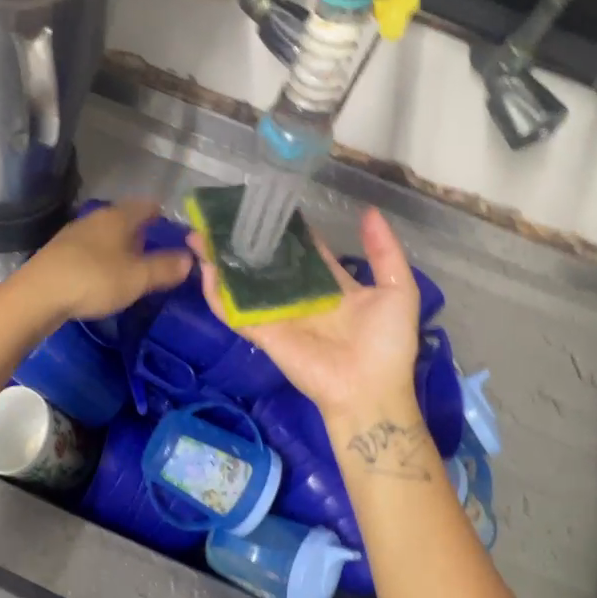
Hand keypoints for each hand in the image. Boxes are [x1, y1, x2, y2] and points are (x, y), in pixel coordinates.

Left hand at [21, 198, 192, 320]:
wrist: (38, 295)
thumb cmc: (94, 280)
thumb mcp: (137, 278)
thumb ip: (165, 268)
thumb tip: (190, 259)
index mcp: (118, 217)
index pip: (147, 205)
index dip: (162, 216)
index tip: (174, 232)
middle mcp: (95, 218)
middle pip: (125, 218)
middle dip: (141, 233)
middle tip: (156, 253)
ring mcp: (74, 233)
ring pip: (105, 234)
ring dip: (119, 247)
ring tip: (131, 268)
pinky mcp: (58, 252)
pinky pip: (89, 249)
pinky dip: (101, 258)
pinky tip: (102, 276)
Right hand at [189, 206, 421, 421]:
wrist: (370, 391)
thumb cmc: (387, 344)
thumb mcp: (398, 290)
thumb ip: (384, 251)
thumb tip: (368, 212)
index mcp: (330, 284)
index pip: (304, 250)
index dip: (287, 229)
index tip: (266, 206)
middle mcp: (299, 296)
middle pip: (266, 262)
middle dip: (244, 241)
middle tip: (220, 216)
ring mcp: (277, 314)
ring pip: (243, 283)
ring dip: (221, 261)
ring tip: (197, 236)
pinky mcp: (263, 333)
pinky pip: (234, 312)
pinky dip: (215, 294)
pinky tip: (203, 269)